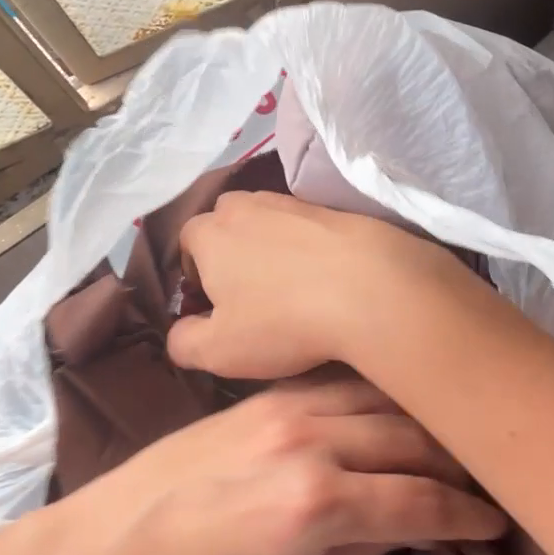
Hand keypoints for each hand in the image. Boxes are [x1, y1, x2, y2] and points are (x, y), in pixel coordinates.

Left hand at [57, 379, 505, 554]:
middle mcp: (310, 441)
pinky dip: (381, 395)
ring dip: (424, 421)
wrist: (111, 540)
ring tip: (451, 442)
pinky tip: (398, 408)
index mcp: (315, 504)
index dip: (467, 515)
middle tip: (485, 480)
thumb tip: (416, 527)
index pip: (418, 502)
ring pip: (384, 400)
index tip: (497, 521)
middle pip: (411, 440)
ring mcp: (288, 406)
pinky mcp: (269, 392)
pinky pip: (344, 383)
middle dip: (457, 463)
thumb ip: (359, 551)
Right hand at [168, 191, 505, 379]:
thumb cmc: (283, 321)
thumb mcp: (218, 352)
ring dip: (271, 248)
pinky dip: (308, 247)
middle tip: (250, 295)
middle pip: (227, 223)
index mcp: (210, 232)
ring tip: (290, 287)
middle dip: (231, 252)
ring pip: (268, 222)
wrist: (372, 288)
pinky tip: (324, 278)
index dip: (196, 275)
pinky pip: (308, 228)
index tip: (215, 307)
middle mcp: (247, 205)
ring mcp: (294, 202)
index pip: (187, 242)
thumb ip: (184, 342)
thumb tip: (181, 331)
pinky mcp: (334, 209)